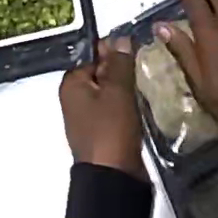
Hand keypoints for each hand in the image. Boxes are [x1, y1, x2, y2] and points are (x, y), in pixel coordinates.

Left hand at [59, 36, 146, 178]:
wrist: (114, 179)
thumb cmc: (111, 129)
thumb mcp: (117, 90)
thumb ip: (119, 63)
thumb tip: (120, 38)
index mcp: (71, 83)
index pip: (93, 55)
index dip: (114, 53)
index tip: (135, 52)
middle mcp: (75, 98)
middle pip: (102, 74)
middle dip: (122, 72)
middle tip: (143, 69)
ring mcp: (88, 118)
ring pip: (110, 93)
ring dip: (127, 91)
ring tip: (146, 86)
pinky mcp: (103, 134)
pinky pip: (115, 111)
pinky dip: (128, 108)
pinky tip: (142, 107)